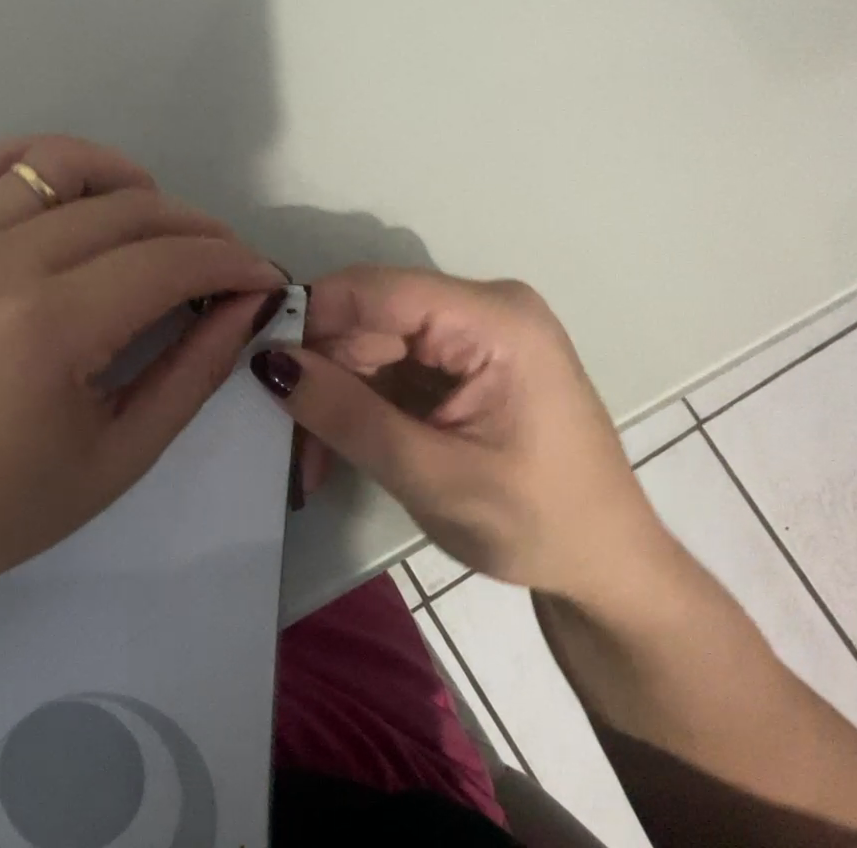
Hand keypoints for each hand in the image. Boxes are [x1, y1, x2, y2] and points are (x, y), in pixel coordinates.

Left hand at [0, 136, 286, 596]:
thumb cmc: (20, 502)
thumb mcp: (126, 452)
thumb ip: (195, 369)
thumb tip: (250, 302)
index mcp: (50, 330)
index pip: (163, 264)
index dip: (228, 263)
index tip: (264, 277)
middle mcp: (2, 268)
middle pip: (124, 211)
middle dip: (195, 229)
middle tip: (226, 265)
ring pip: (57, 164)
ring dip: (122, 179)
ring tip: (155, 222)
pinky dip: (37, 160)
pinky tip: (75, 192)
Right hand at [250, 266, 672, 602]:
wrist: (604, 567)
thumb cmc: (537, 523)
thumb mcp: (431, 474)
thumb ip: (347, 414)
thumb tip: (266, 362)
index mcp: (494, 321)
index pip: (372, 289)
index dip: (306, 317)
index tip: (252, 364)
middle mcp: (479, 311)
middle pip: (363, 318)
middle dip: (316, 374)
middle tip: (282, 440)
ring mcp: (467, 338)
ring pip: (363, 345)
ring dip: (328, 398)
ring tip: (307, 463)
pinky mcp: (455, 366)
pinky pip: (381, 368)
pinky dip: (351, 407)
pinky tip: (331, 450)